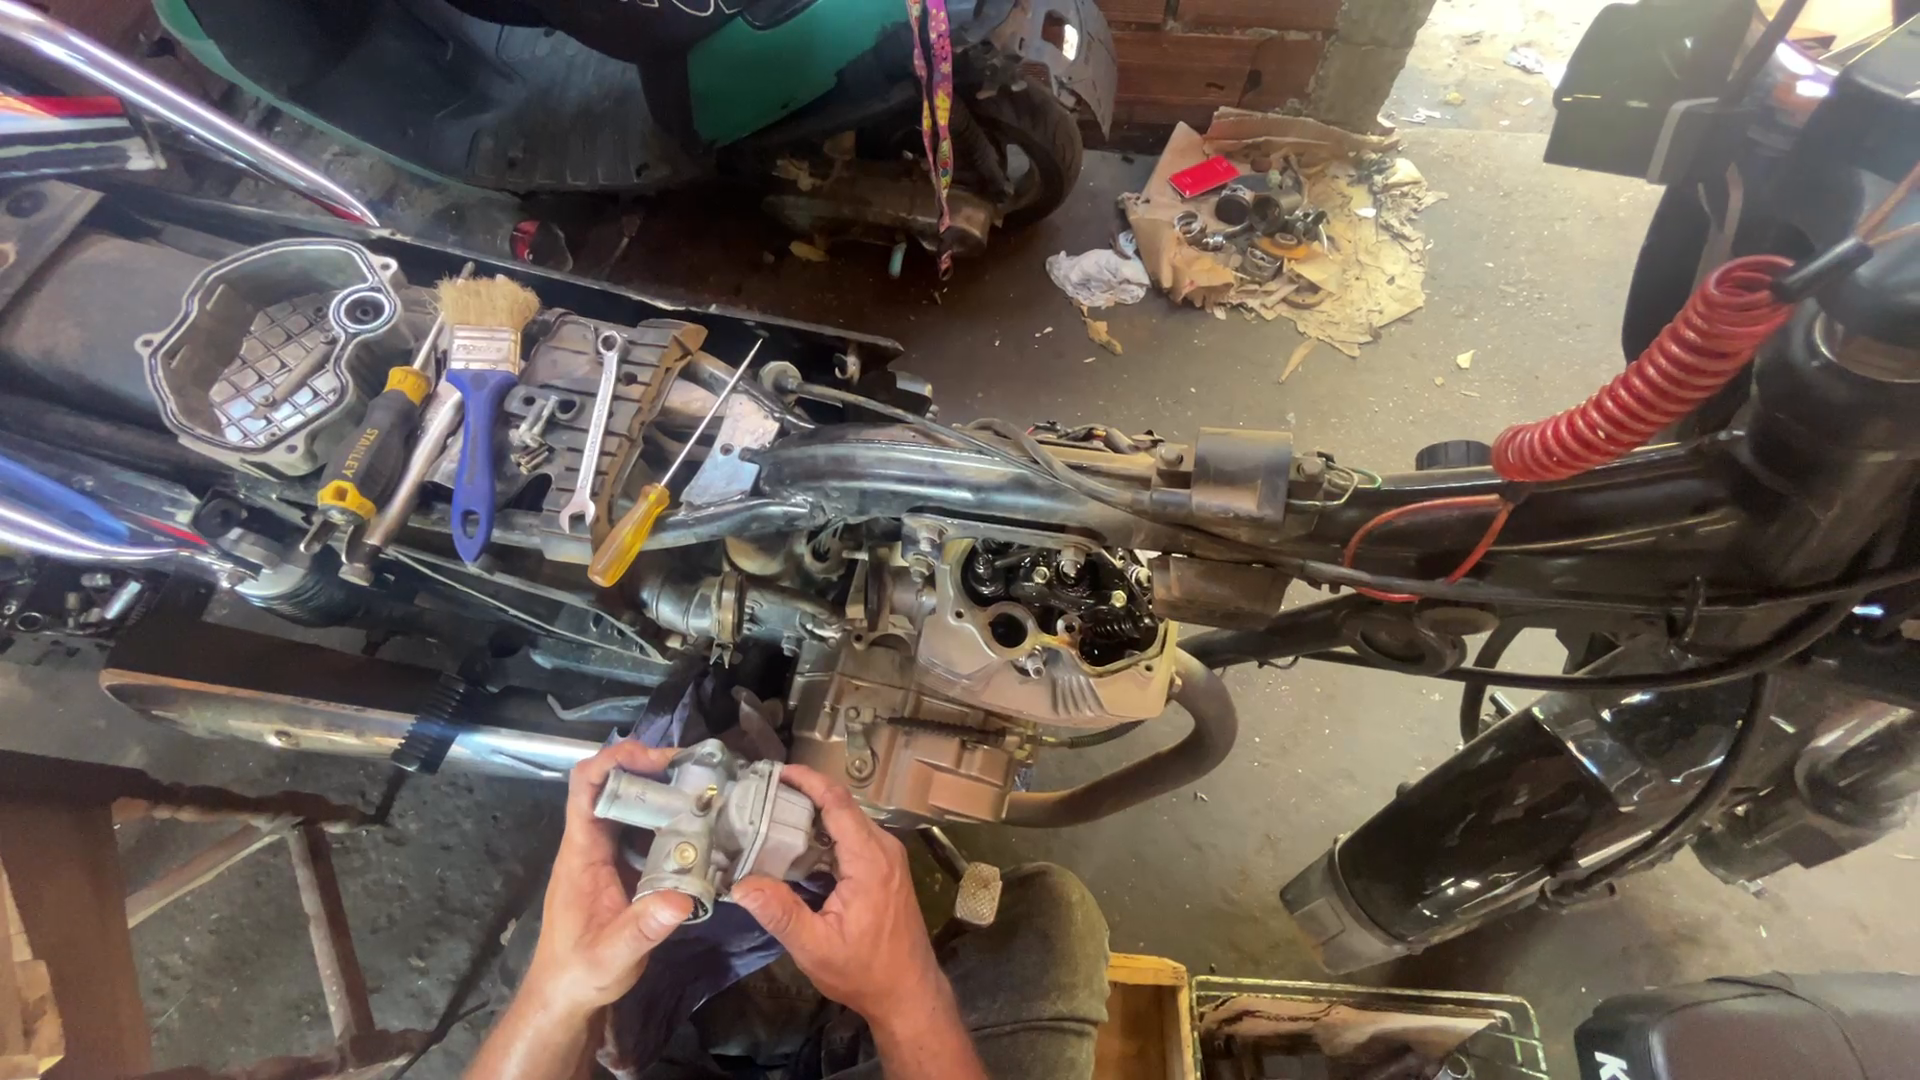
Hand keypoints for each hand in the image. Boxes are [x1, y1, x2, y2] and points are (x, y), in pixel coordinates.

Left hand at [520, 741, 695, 1020]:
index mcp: (581, 851)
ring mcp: (609, 850)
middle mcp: (593, 841)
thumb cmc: (581, 973)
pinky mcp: (626, 861)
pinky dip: (671, 814)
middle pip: (613, 782)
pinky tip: (700, 822)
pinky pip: (646, 824)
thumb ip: (643, 928)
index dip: (617, 761)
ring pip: (632, 801)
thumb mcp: (612, 956)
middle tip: (696, 770)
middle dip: (652, 766)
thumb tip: (682, 897)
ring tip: (705, 789)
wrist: (567, 997)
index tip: (659, 761)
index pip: (586, 786)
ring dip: (665, 788)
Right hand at [731, 765, 943, 1026]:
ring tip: (775, 815)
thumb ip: (780, 912)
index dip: (809, 781)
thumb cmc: (864, 970)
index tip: (778, 772)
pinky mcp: (887, 866)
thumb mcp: (815, 947)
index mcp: (869, 858)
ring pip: (849, 820)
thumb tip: (741, 885)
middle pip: (843, 806)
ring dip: (816, 814)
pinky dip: (828, 832)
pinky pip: (855, 836)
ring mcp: (889, 855)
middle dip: (806, 794)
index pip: (838, 802)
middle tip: (764, 796)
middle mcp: (884, 846)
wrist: (908, 990)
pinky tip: (801, 845)